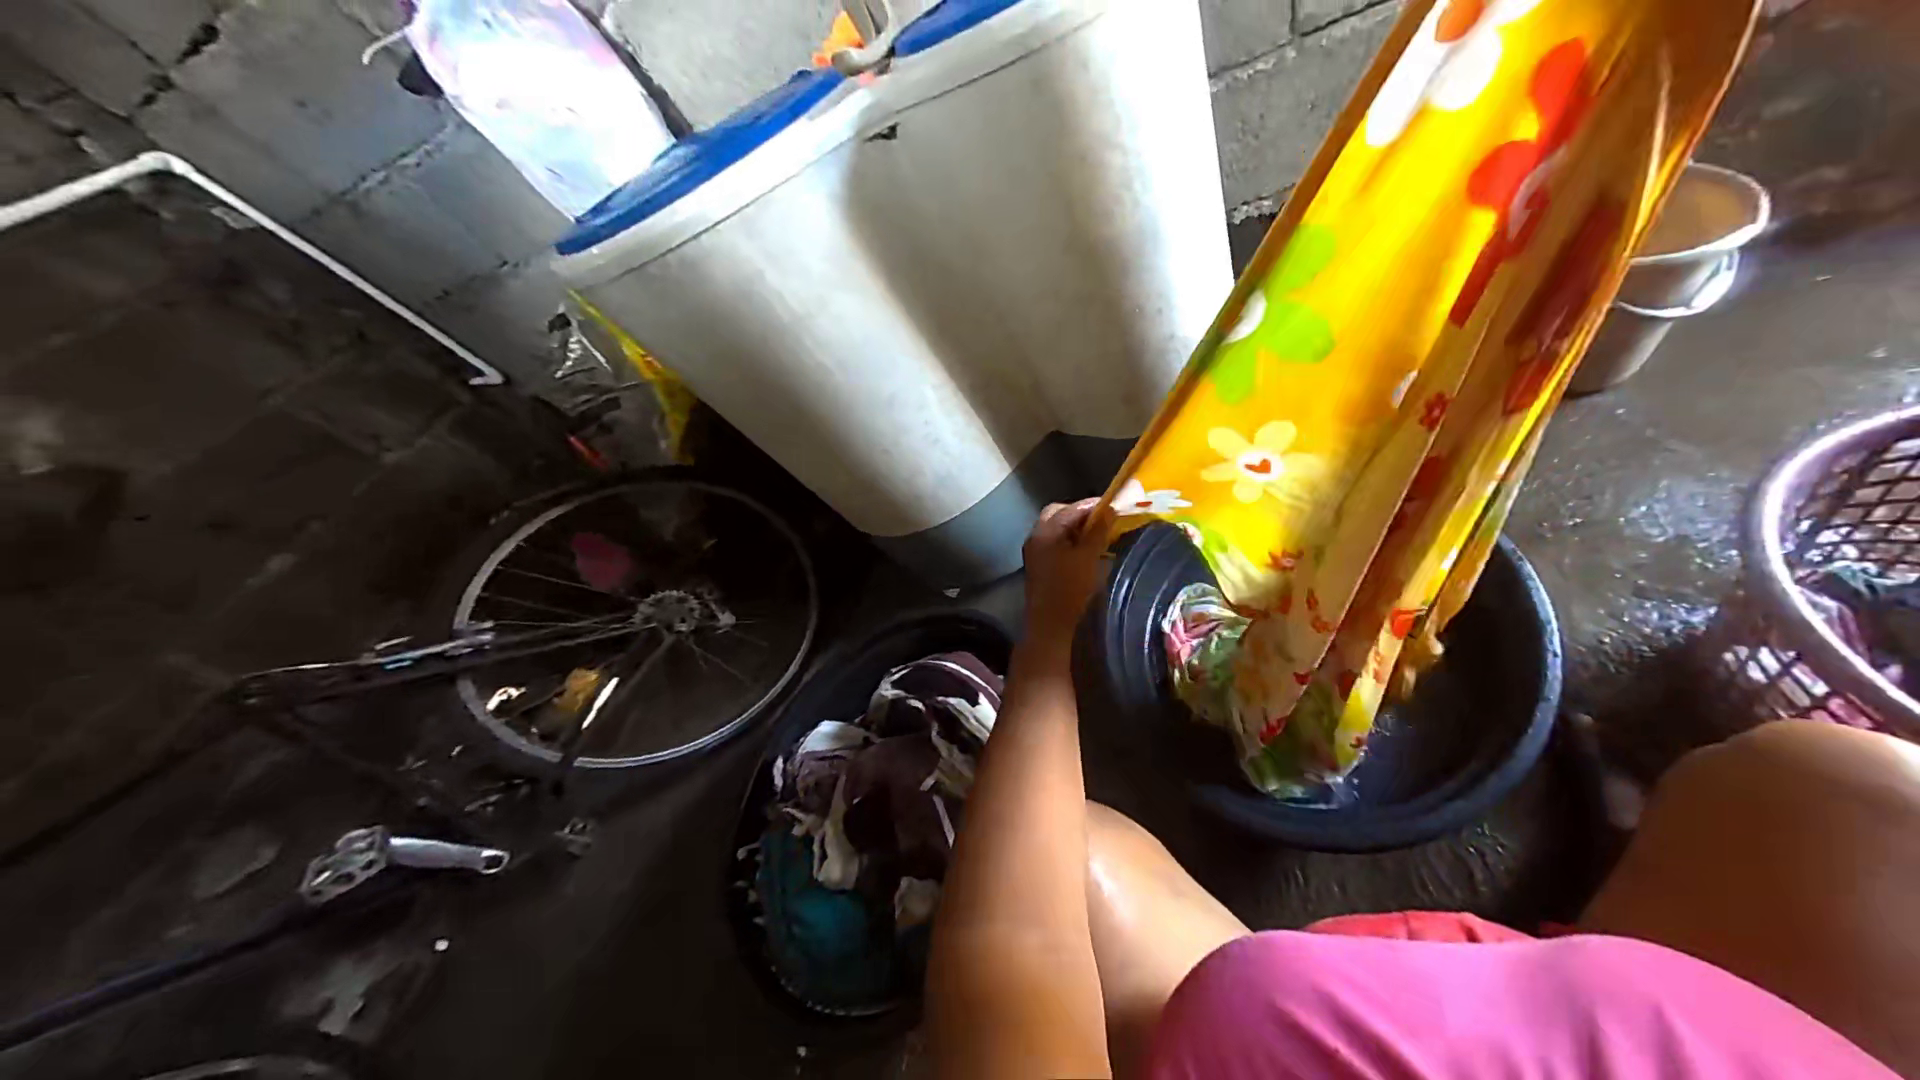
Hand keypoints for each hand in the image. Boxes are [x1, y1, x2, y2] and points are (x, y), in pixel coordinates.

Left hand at [1021, 498, 1111, 652]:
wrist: (1050, 626)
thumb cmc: (1070, 590)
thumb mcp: (1089, 557)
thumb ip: (1099, 530)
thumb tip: (1112, 508)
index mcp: (1045, 531)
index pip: (1072, 507)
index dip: (1095, 505)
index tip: (1117, 506)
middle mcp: (1036, 537)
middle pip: (1059, 514)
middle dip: (1082, 514)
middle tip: (1106, 521)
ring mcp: (1035, 552)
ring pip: (1057, 530)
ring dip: (1076, 529)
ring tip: (1101, 536)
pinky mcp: (1038, 566)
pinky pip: (1055, 544)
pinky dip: (1071, 542)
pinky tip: (1088, 552)